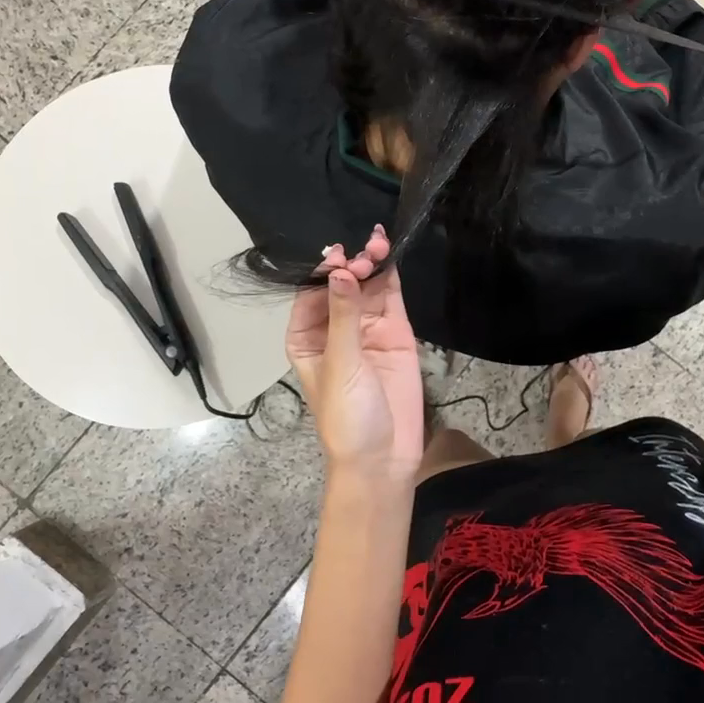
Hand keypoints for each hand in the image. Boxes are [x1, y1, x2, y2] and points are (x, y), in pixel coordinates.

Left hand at [285, 226, 423, 480]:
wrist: (383, 458)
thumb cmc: (347, 416)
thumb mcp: (341, 365)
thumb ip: (344, 316)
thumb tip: (341, 271)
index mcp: (306, 336)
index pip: (312, 293)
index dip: (325, 272)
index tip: (340, 255)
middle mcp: (335, 327)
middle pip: (342, 284)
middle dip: (352, 264)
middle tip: (367, 254)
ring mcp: (368, 329)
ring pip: (368, 286)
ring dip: (372, 264)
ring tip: (381, 244)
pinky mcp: (397, 333)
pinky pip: (391, 298)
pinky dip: (391, 276)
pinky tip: (392, 254)